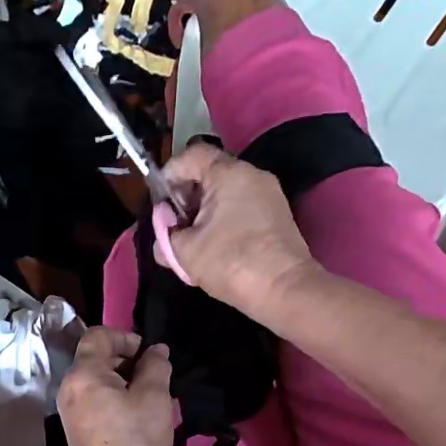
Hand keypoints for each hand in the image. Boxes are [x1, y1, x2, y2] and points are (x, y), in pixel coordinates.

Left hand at [58, 328, 174, 445]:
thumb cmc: (136, 441)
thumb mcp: (155, 398)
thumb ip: (156, 366)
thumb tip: (156, 350)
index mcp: (84, 373)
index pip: (98, 335)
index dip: (125, 336)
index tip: (148, 354)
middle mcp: (69, 386)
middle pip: (95, 356)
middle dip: (126, 358)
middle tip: (154, 376)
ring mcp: (69, 408)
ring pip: (96, 378)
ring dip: (123, 378)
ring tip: (149, 395)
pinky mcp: (76, 426)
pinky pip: (94, 396)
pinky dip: (114, 394)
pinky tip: (136, 412)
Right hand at [156, 143, 317, 317]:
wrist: (285, 291)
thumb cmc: (232, 263)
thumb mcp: (186, 252)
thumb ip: (166, 235)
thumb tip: (164, 231)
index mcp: (229, 173)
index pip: (192, 155)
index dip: (170, 174)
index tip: (161, 202)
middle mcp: (253, 175)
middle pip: (211, 173)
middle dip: (188, 196)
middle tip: (176, 224)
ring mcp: (270, 195)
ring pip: (228, 193)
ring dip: (207, 211)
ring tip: (195, 240)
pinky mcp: (279, 217)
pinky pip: (244, 208)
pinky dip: (226, 220)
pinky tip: (218, 246)